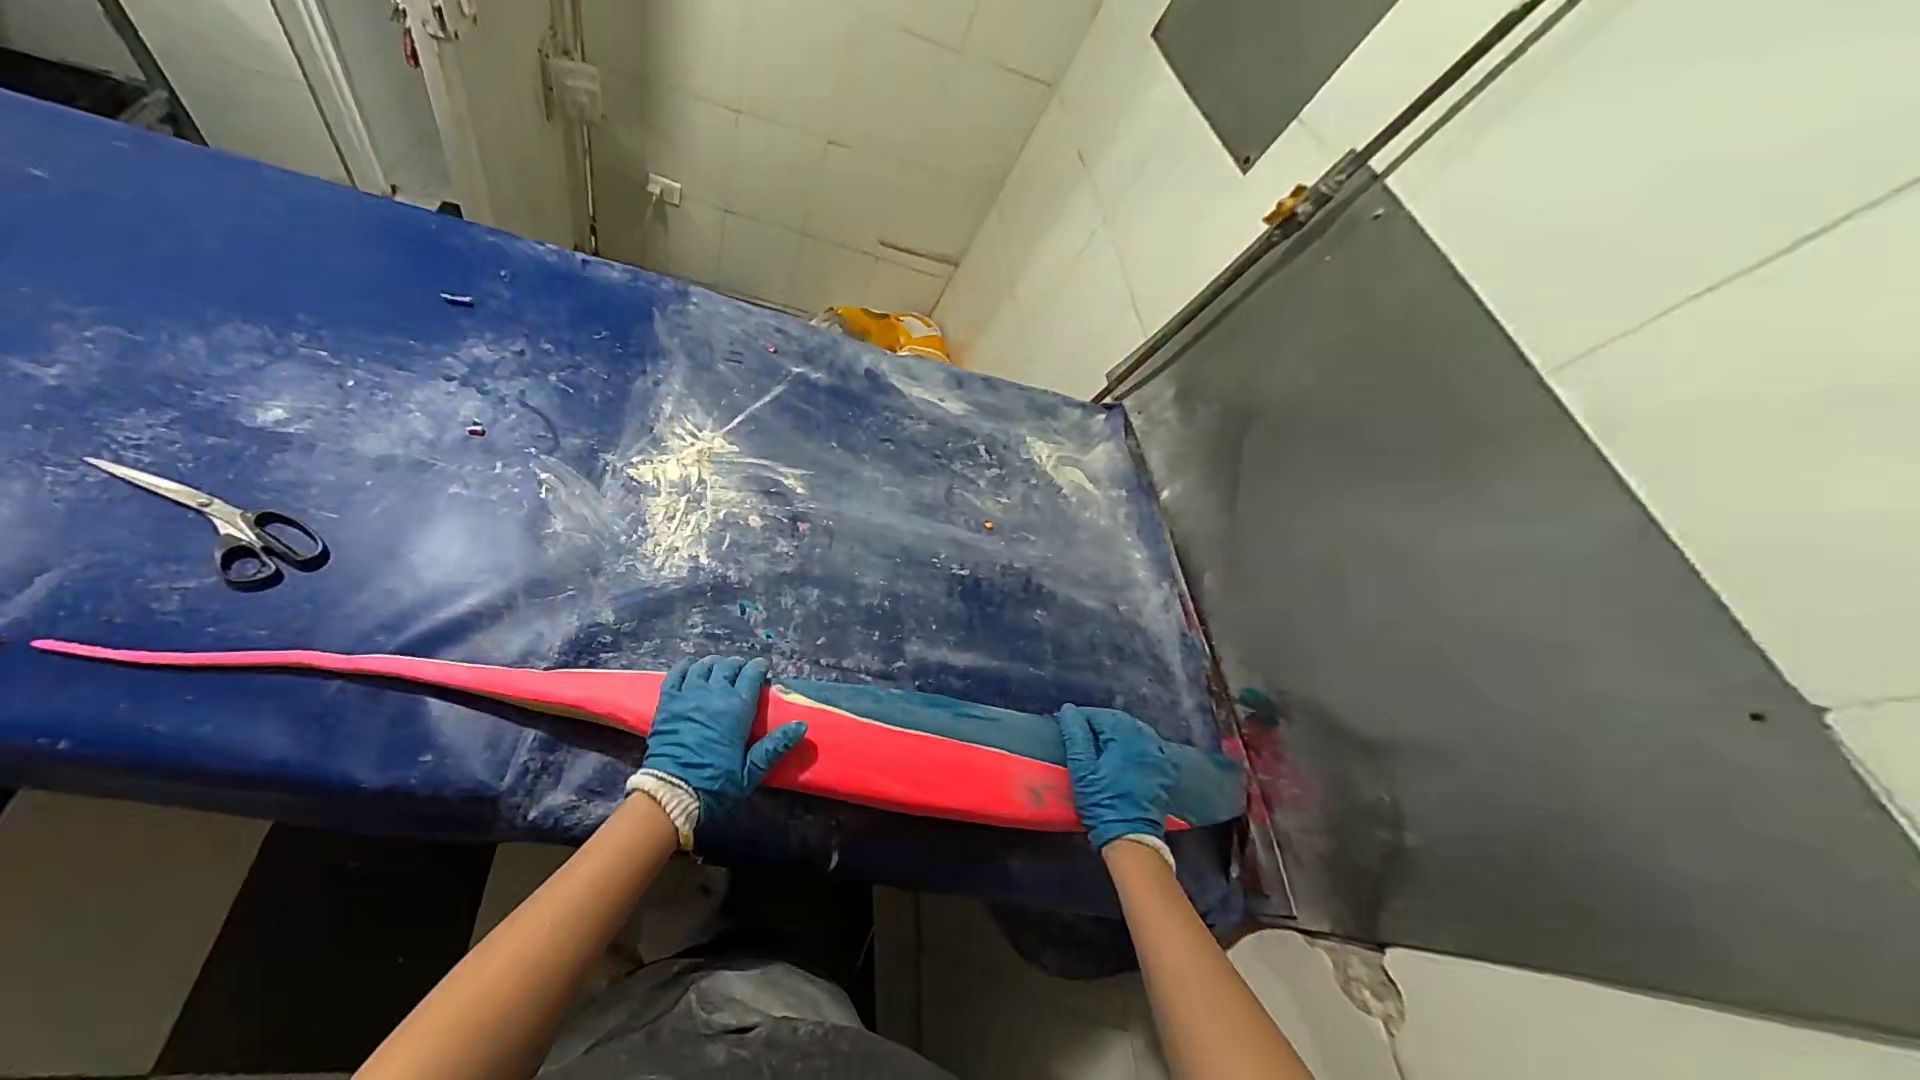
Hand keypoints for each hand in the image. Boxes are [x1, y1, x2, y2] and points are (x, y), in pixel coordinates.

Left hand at [640, 656, 805, 822]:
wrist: (671, 792)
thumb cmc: (715, 783)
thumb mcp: (751, 771)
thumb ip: (775, 746)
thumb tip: (801, 725)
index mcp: (737, 708)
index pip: (751, 674)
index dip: (759, 667)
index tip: (764, 669)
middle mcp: (714, 694)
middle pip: (727, 666)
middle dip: (737, 664)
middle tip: (742, 670)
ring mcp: (687, 696)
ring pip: (703, 666)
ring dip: (714, 663)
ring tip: (718, 666)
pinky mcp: (666, 702)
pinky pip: (675, 674)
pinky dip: (685, 667)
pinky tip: (690, 667)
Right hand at [1055, 705, 1174, 848]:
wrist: (1132, 837)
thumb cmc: (1102, 803)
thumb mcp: (1082, 770)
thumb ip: (1076, 736)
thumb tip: (1069, 710)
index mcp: (1126, 737)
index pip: (1101, 715)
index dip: (1082, 717)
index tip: (1068, 724)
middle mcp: (1146, 739)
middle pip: (1120, 720)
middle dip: (1099, 722)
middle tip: (1080, 731)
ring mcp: (1159, 754)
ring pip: (1135, 730)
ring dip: (1116, 731)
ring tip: (1098, 740)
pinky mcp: (1164, 768)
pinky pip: (1148, 744)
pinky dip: (1133, 743)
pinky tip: (1123, 751)